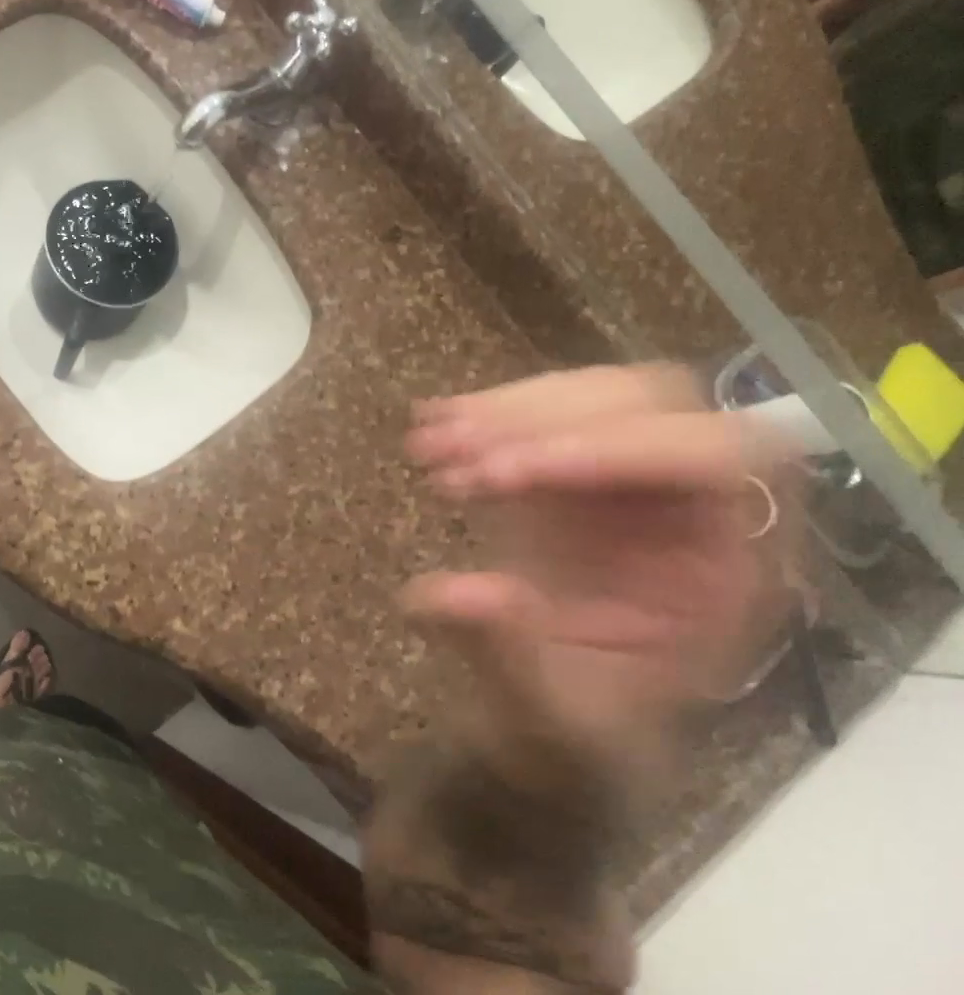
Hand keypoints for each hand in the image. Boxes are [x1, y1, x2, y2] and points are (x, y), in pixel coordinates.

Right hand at [404, 365, 794, 780]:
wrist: (547, 741)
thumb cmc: (572, 744)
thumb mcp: (542, 723)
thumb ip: (505, 658)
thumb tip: (448, 592)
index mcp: (717, 571)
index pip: (711, 463)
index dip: (620, 448)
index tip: (512, 472)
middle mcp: (684, 514)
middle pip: (650, 409)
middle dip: (548, 418)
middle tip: (454, 449)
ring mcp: (622, 493)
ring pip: (592, 401)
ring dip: (506, 411)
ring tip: (428, 441)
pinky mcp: (564, 488)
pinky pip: (537, 425)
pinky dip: (482, 419)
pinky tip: (430, 429)